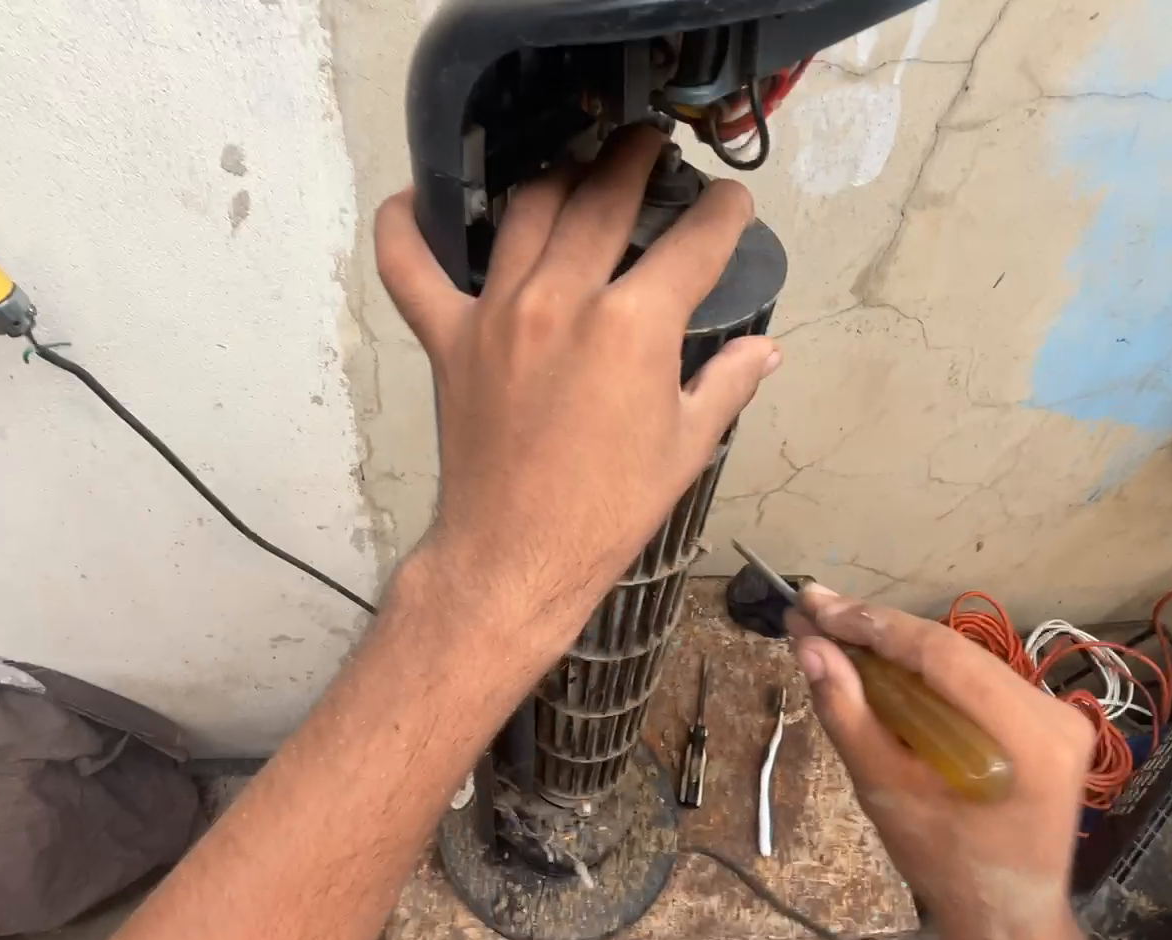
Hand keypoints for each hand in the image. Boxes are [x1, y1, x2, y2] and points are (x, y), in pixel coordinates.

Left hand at [374, 126, 781, 630]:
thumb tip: (767, 351)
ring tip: (577, 168)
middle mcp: (564, 299)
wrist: (518, 555)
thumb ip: (729, 385)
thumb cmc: (609, 510)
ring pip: (527, 209)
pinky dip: (404, 227)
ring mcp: (497, 313)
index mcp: (635, 326)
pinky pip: (408, 266)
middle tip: (651, 151)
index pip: (696, 240)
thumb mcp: (686, 449)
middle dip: (639, 160)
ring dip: (559, 176)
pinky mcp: (448, 338)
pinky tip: (418, 200)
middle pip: (606, 196)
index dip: (724, 214)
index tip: (730, 208)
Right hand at [788, 586, 1093, 939]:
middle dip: (874, 630)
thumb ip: (846, 710)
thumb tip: (808, 645)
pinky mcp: (1041, 719)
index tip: (812, 603)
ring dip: (892, 646)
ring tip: (832, 633)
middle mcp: (1051, 712)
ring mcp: (1053, 714)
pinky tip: (875, 663)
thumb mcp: (882, 787)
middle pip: (949, 649)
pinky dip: (917, 669)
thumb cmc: (942, 862)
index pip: (940, 653)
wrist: (1004, 915)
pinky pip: (968, 677)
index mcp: (1025, 735)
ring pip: (956, 657)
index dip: (870, 622)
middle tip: (812, 613)